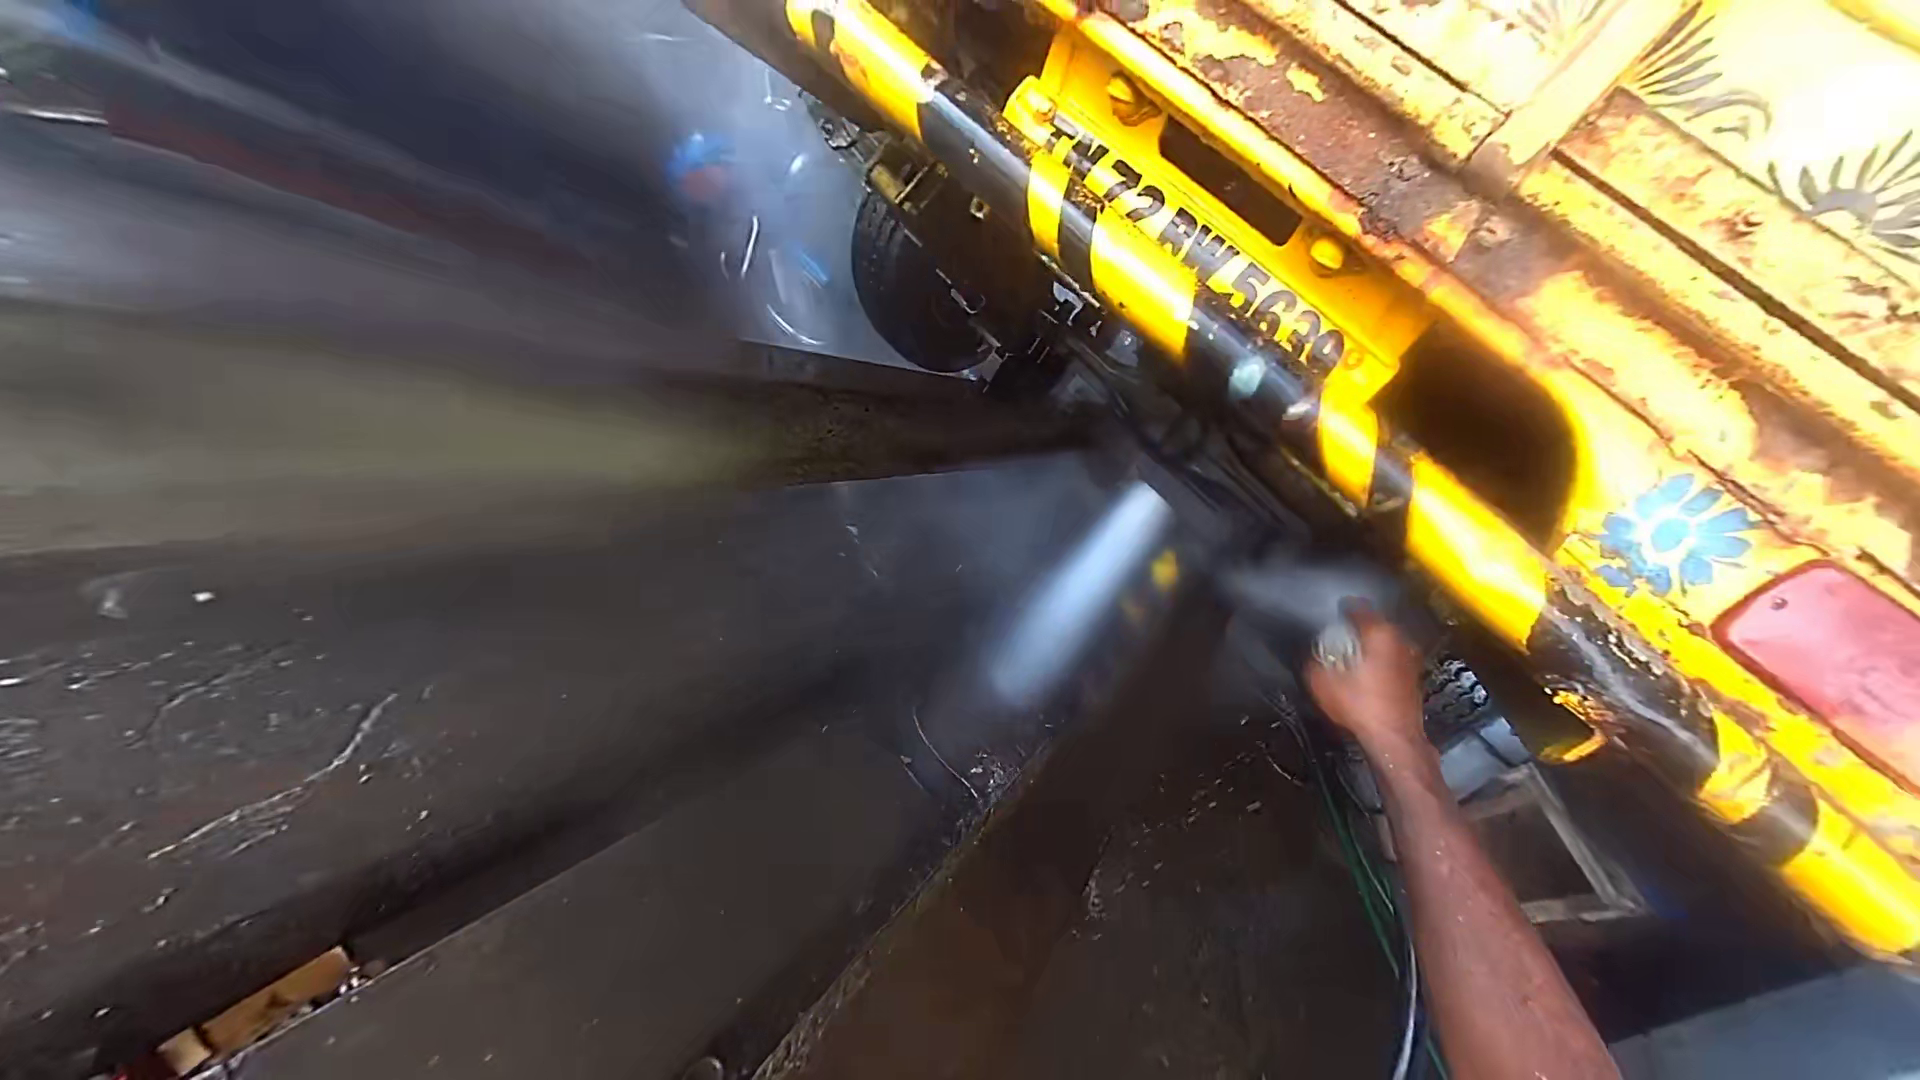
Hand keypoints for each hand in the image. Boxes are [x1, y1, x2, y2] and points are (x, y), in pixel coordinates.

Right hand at [1305, 602, 1425, 754]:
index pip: (1360, 607)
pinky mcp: (1413, 679)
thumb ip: (1313, 660)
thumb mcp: (1320, 680)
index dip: (1343, 607)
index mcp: (1379, 634)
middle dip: (1357, 627)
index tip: (1336, 609)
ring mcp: (1410, 661)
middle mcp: (1400, 643)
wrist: (1392, 739)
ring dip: (1369, 644)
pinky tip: (1364, 674)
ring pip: (1386, 642)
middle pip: (1375, 624)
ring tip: (1350, 653)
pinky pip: (1392, 659)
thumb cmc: (1362, 707)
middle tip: (1338, 633)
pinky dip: (1379, 661)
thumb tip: (1313, 655)